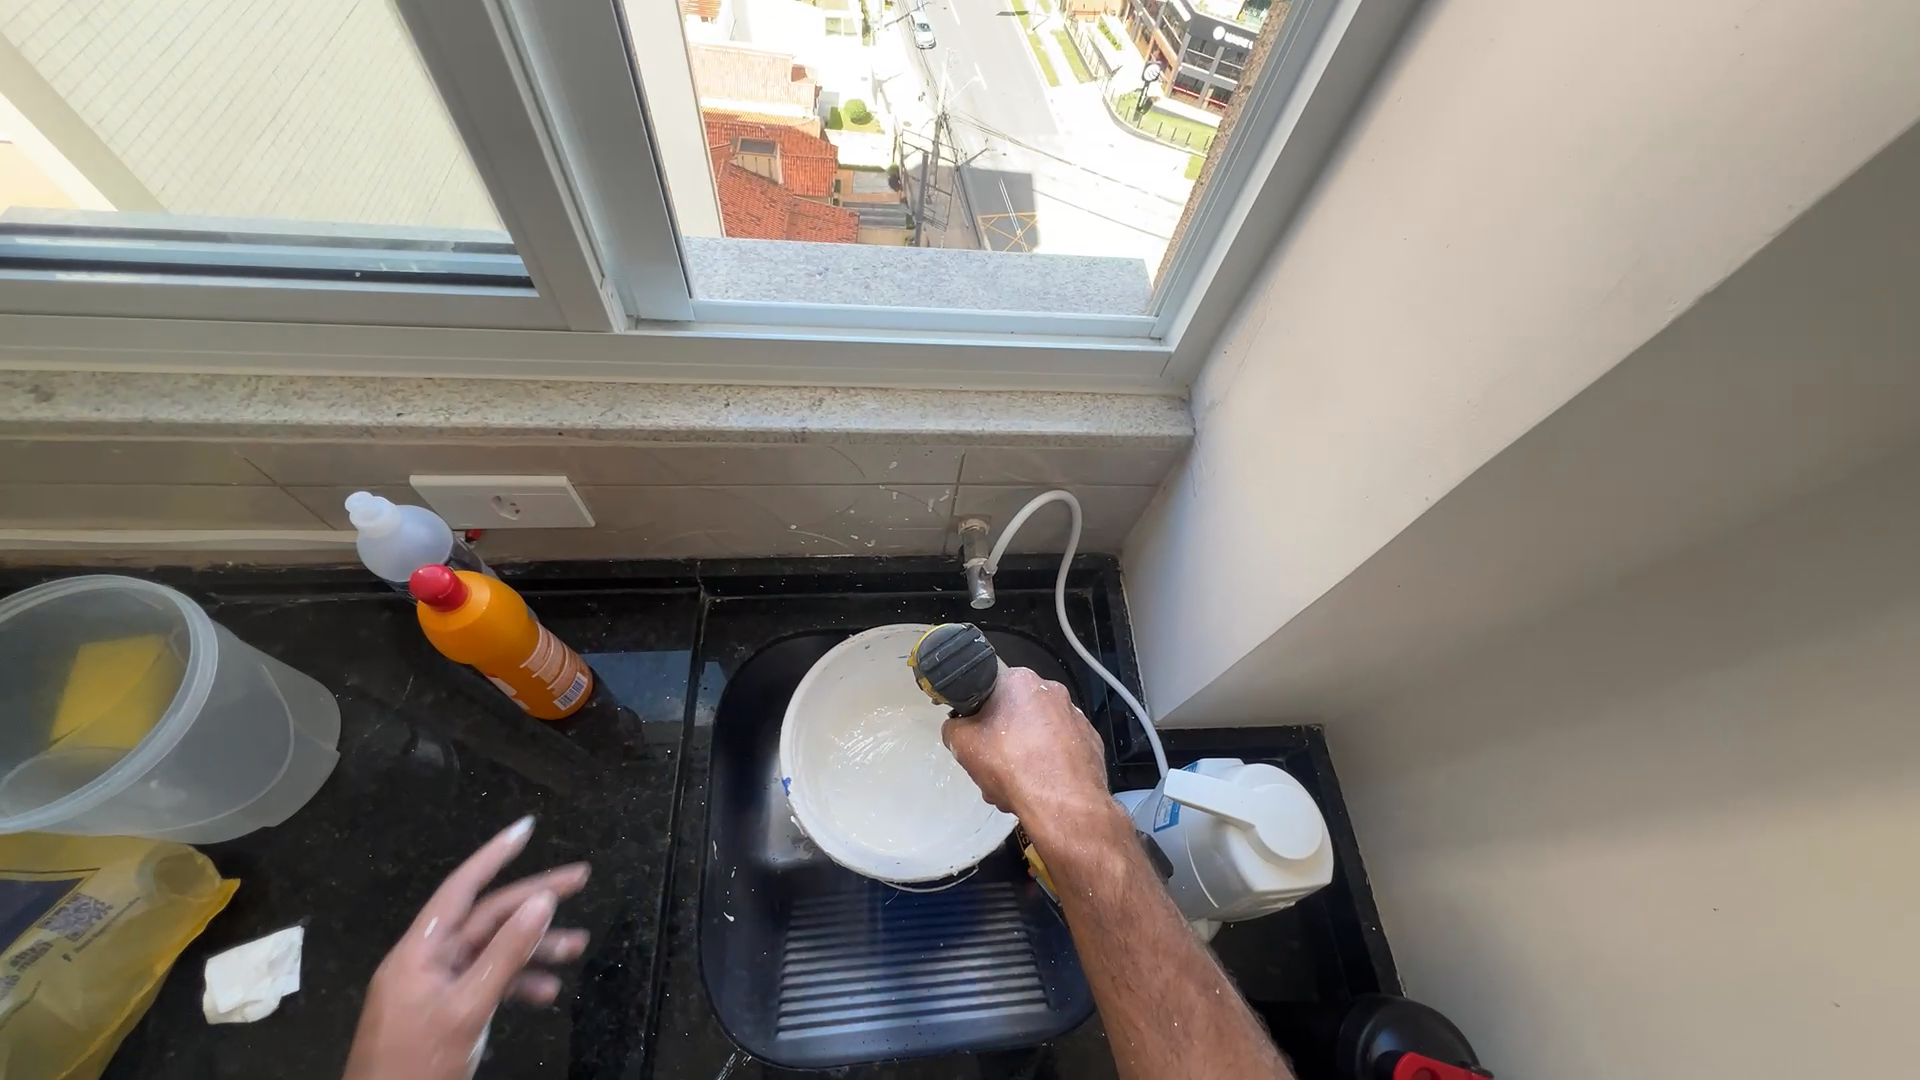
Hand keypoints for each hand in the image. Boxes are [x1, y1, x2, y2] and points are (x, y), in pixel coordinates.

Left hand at [343, 817, 590, 1079]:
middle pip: (488, 916)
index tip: (528, 827)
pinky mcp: (447, 1010)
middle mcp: (428, 961)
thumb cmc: (416, 1065)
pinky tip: (547, 992)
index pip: (461, 888)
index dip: (495, 854)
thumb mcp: (468, 1008)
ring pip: (495, 949)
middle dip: (536, 902)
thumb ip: (507, 953)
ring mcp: (437, 987)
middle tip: (582, 880)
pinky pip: (489, 981)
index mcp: (420, 952)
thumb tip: (543, 899)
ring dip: (536, 946)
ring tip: (578, 947)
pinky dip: (520, 981)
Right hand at [941, 667, 1109, 824]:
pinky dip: (1052, 763)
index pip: (990, 689)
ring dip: (1026, 753)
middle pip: (1016, 713)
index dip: (978, 713)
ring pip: (1039, 733)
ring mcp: (1077, 716)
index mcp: (1020, 680)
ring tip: (1018, 784)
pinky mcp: (1092, 742)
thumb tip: (957, 727)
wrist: (1063, 804)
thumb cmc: (1011, 766)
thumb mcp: (962, 745)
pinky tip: (1043, 786)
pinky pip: (1063, 749)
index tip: (976, 734)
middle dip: (1003, 739)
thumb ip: (953, 728)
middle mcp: (1053, 690)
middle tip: (995, 765)